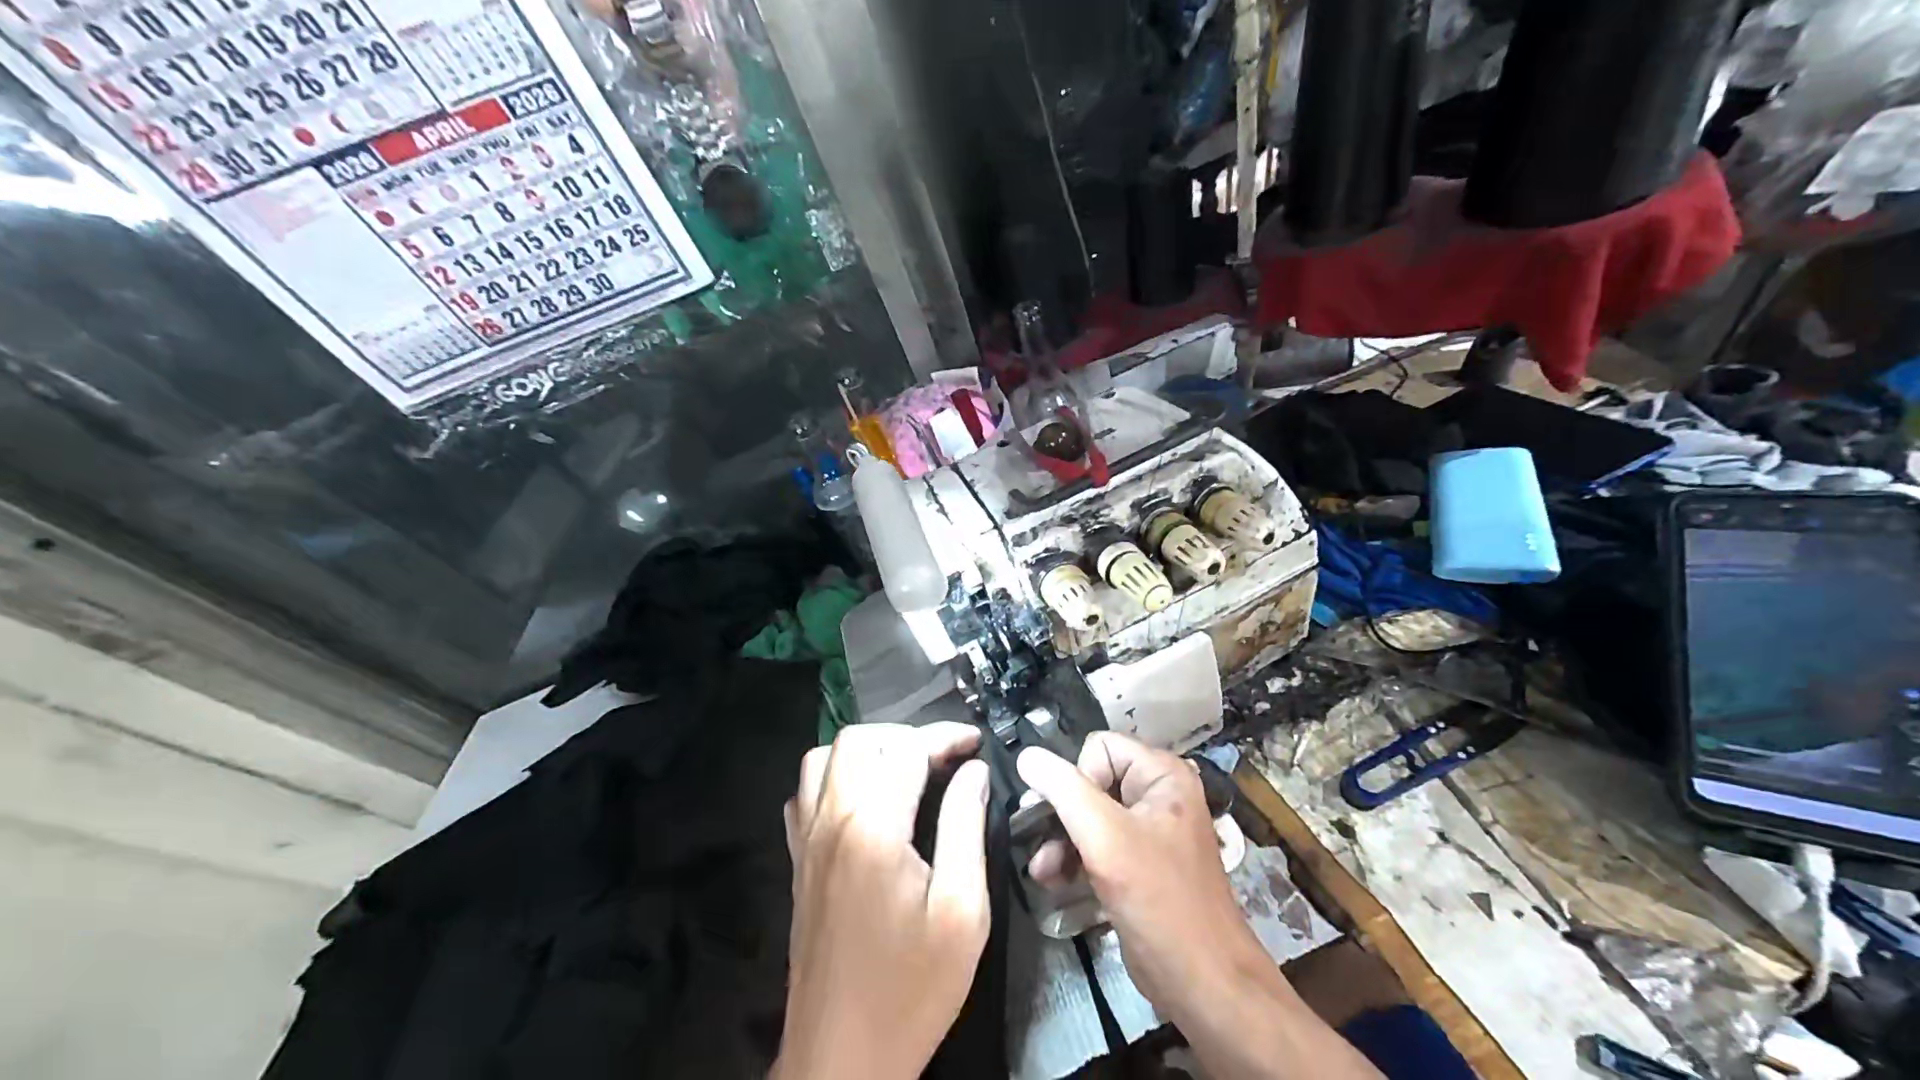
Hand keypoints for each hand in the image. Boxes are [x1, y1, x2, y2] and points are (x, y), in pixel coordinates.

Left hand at [775, 723, 990, 1079]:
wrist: (840, 1055)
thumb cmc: (910, 988)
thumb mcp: (961, 913)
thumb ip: (965, 829)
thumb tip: (972, 772)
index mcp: (872, 829)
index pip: (907, 751)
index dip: (946, 737)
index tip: (976, 744)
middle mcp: (830, 821)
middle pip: (859, 740)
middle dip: (906, 737)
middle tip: (944, 760)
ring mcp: (806, 840)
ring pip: (823, 758)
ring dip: (868, 751)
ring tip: (906, 774)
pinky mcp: (797, 862)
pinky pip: (805, 794)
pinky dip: (835, 778)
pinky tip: (864, 803)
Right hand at [1016, 732, 1259, 1012]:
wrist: (1203, 982)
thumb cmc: (1158, 899)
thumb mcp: (1105, 836)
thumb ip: (1062, 789)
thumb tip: (1026, 754)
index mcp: (1162, 774)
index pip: (1099, 747)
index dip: (1078, 777)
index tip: (1075, 818)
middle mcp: (1157, 795)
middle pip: (1089, 780)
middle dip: (1060, 812)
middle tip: (1036, 835)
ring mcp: (1148, 832)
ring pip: (1088, 816)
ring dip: (1060, 839)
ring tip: (1042, 869)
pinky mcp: (1138, 866)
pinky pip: (1096, 846)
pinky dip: (1073, 859)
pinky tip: (1052, 879)